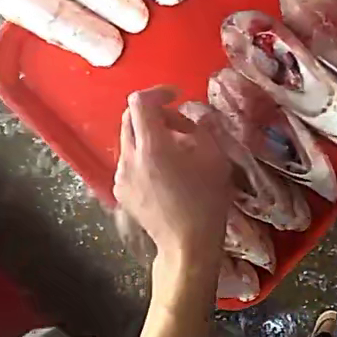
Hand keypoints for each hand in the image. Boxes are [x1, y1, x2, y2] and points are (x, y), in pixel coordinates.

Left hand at [113, 87, 231, 270]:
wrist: (187, 244)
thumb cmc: (207, 202)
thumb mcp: (216, 160)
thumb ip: (204, 130)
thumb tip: (195, 115)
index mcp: (153, 147)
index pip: (140, 102)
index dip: (158, 92)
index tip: (176, 96)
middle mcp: (129, 157)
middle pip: (130, 118)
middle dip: (155, 114)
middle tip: (181, 126)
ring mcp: (120, 176)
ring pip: (129, 140)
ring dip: (151, 136)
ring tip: (177, 154)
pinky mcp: (120, 191)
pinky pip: (129, 162)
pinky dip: (145, 157)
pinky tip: (166, 175)